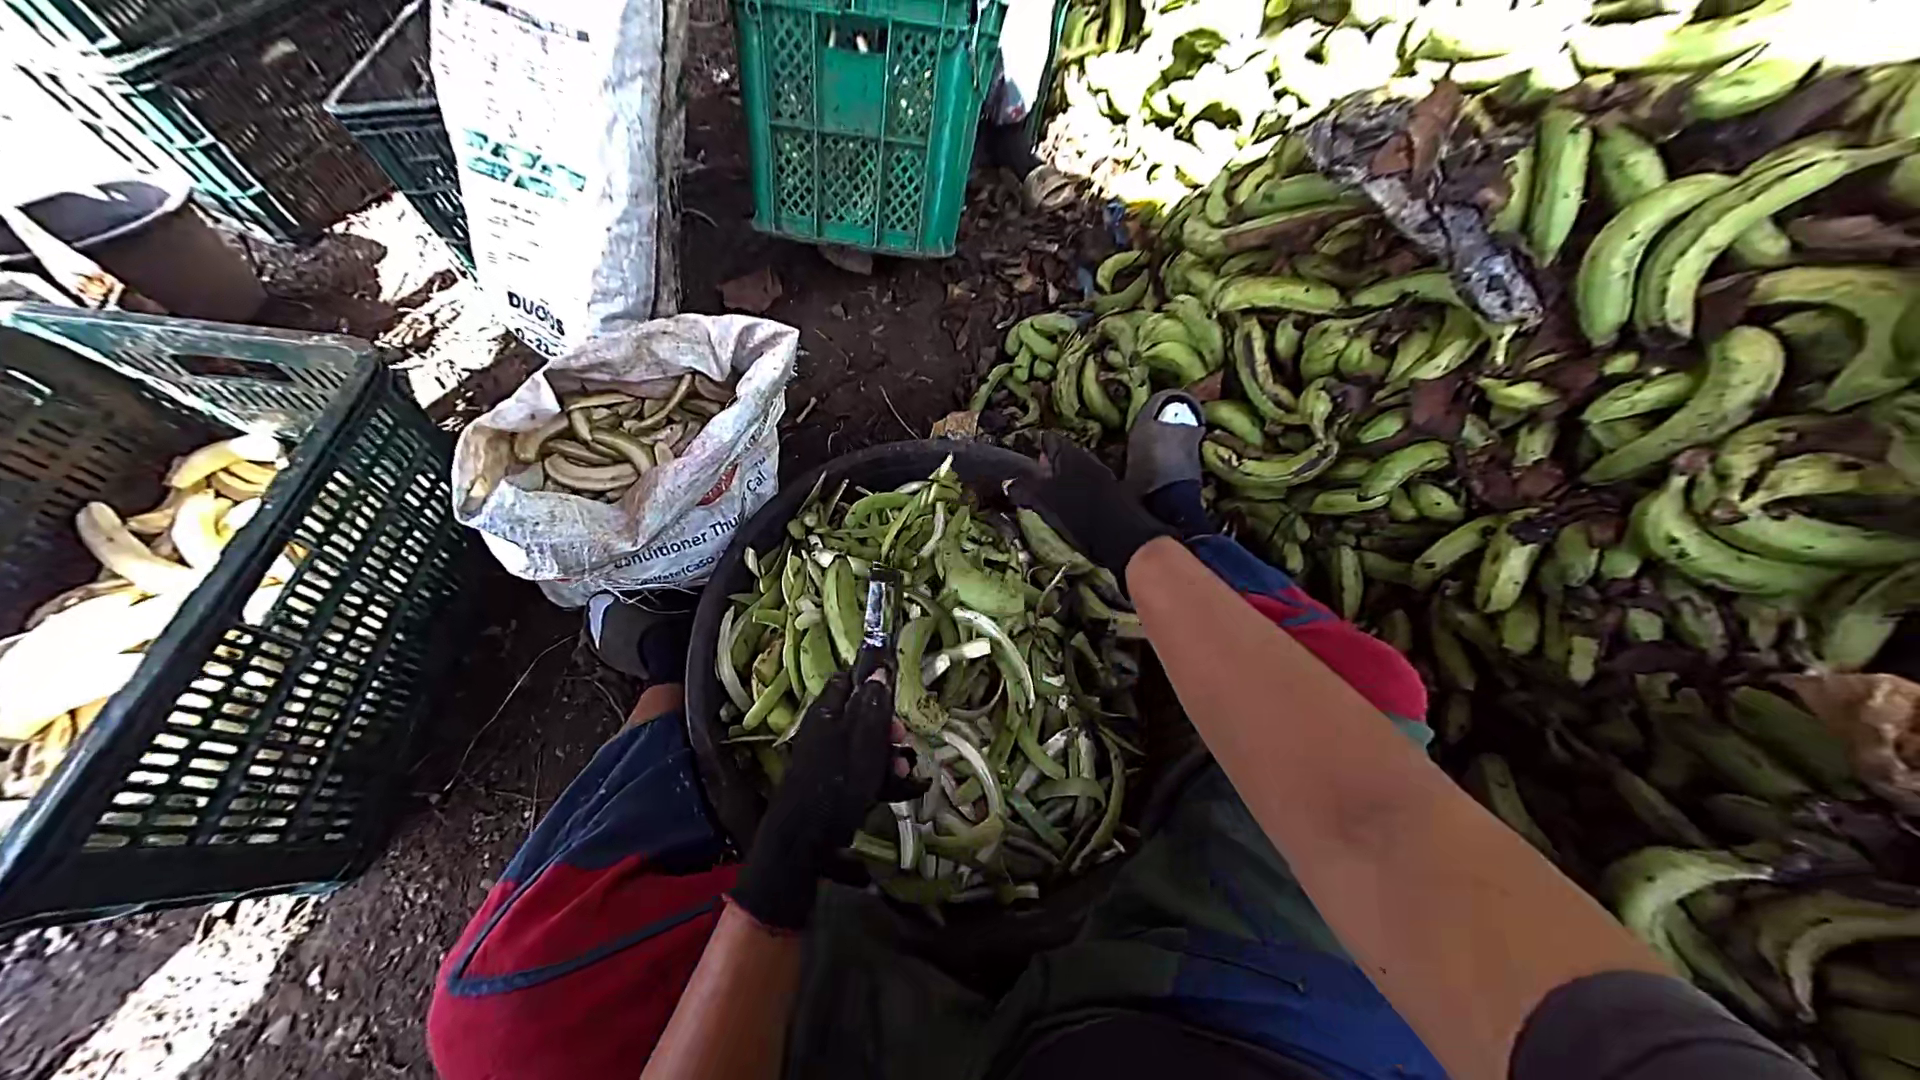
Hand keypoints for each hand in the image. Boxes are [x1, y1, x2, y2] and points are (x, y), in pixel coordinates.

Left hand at [731, 673, 921, 929]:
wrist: (807, 839)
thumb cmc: (839, 779)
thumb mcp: (864, 736)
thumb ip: (874, 703)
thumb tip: (880, 668)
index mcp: (827, 711)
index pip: (847, 679)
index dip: (871, 678)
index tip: (896, 685)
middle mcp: (824, 730)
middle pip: (862, 714)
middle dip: (888, 724)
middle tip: (902, 736)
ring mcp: (827, 759)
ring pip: (866, 745)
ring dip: (890, 754)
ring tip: (903, 769)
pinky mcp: (833, 784)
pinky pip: (862, 771)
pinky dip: (881, 776)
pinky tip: (900, 788)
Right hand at [1008, 432, 1174, 578]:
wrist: (1125, 539)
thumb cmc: (1081, 515)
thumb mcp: (1044, 501)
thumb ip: (1024, 489)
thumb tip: (1008, 482)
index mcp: (1069, 454)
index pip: (1047, 440)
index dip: (1034, 449)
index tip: (1022, 465)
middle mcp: (1087, 459)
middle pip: (1061, 456)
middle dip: (1047, 467)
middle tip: (1032, 484)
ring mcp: (1102, 477)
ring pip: (1074, 473)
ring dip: (1061, 483)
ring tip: (1047, 500)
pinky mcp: (1112, 496)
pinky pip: (1085, 488)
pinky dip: (1074, 495)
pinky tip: (1069, 511)